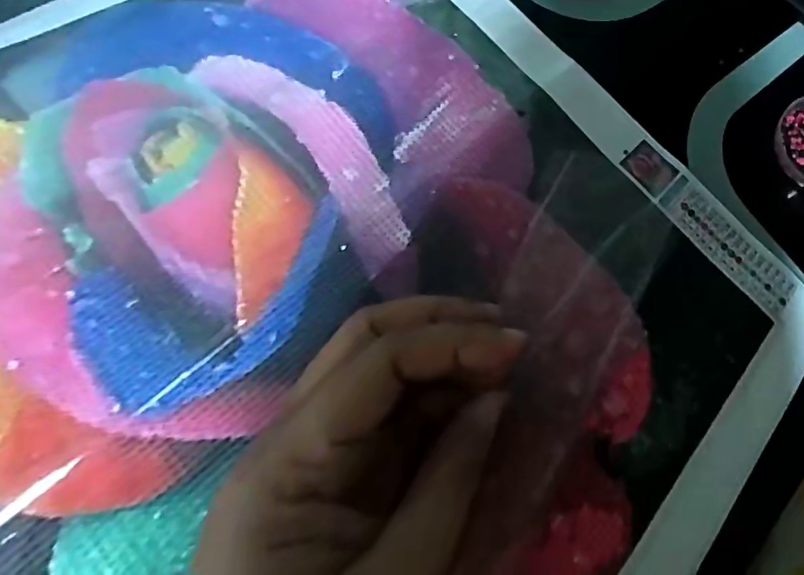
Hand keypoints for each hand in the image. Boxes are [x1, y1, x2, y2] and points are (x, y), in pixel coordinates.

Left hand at [193, 297, 525, 574]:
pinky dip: (433, 394)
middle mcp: (290, 438)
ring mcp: (310, 453)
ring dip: (441, 353)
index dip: (451, 339)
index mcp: (287, 461)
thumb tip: (496, 398)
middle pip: (365, 340)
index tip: (515, 345)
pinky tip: (473, 399)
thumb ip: (451, 481)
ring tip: (499, 364)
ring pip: (375, 366)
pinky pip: (384, 411)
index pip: (376, 360)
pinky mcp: (331, 475)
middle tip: (504, 334)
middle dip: (440, 323)